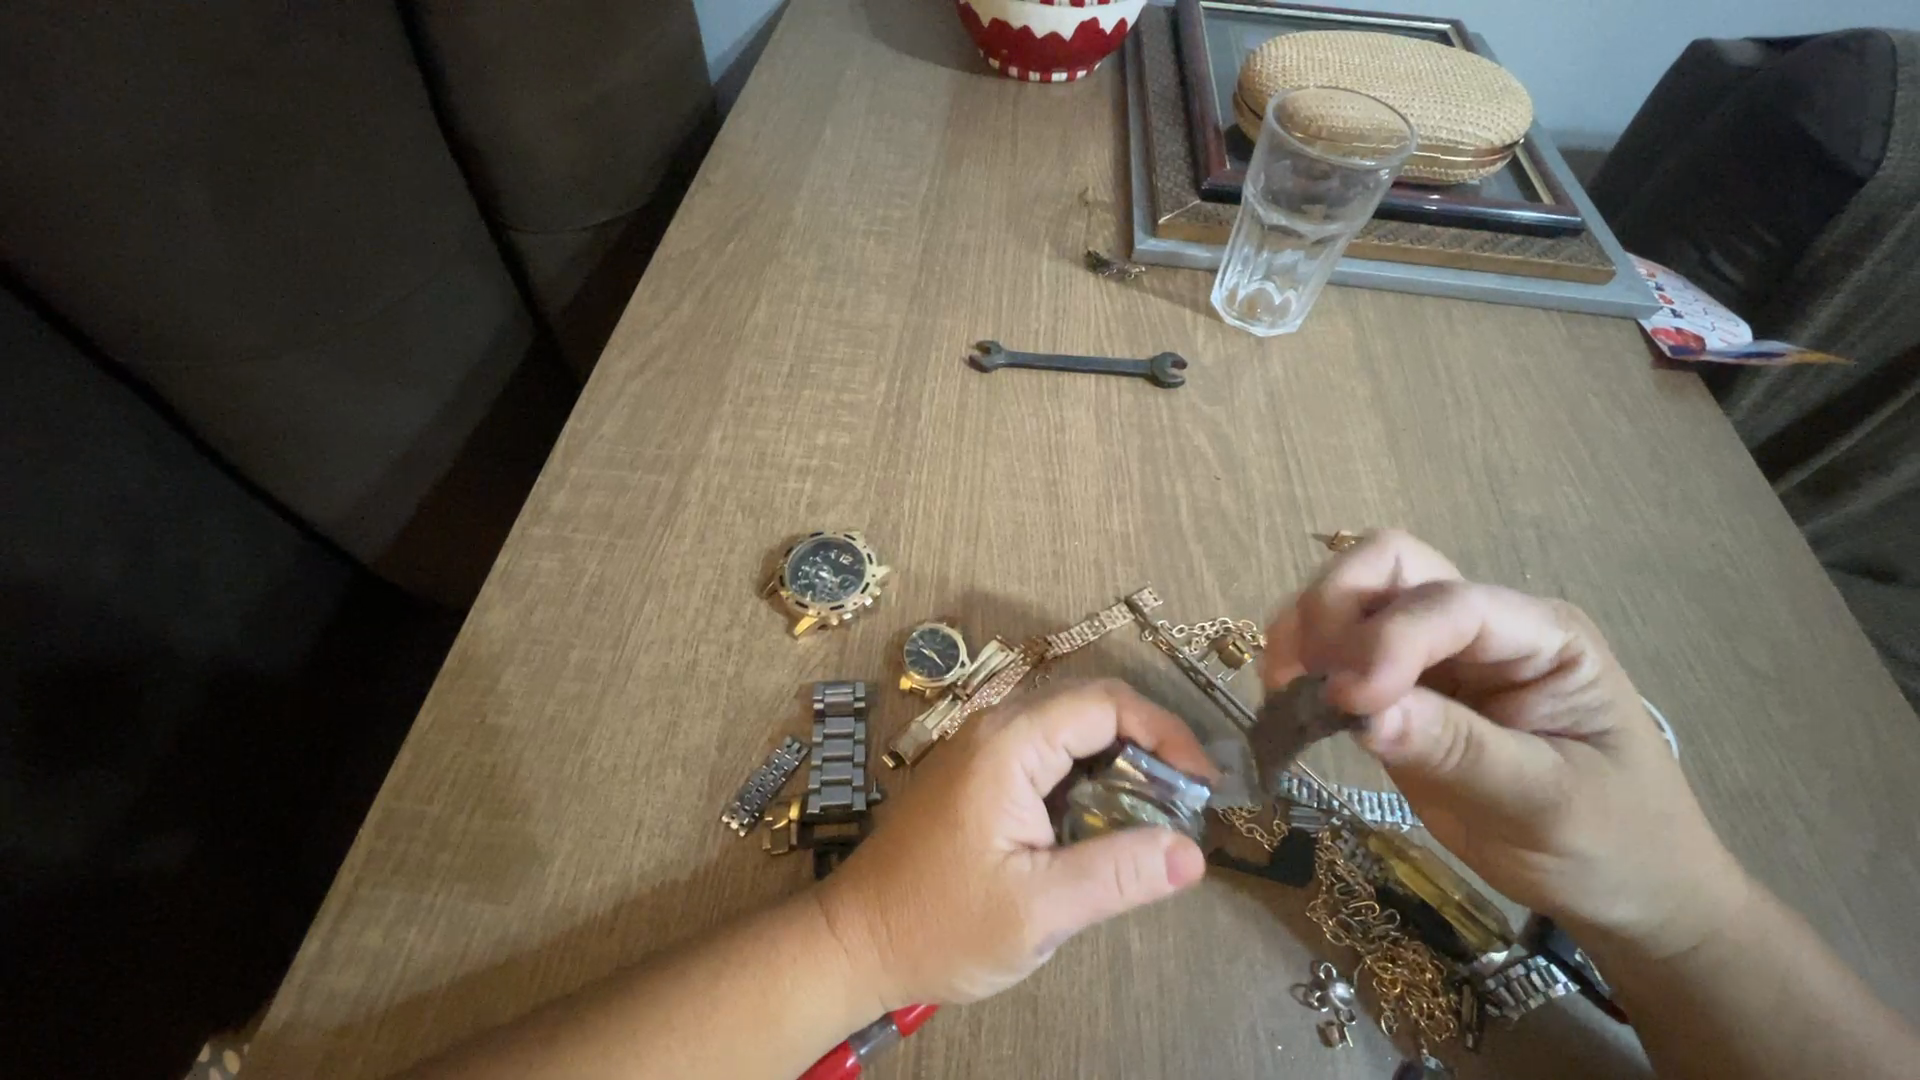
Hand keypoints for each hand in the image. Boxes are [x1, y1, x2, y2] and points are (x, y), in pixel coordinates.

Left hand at [815, 679, 1210, 1007]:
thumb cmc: (938, 925)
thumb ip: (1117, 874)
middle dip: (1149, 746)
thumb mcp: (1036, 910)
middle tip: (1187, 802)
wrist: (856, 941)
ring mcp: (983, 750)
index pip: (1105, 704)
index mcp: (1008, 744)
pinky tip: (1106, 827)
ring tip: (1158, 818)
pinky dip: (1088, 782)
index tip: (1203, 783)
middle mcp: (995, 730)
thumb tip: (1193, 852)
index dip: (1165, 732)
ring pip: (1070, 734)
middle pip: (1090, 709)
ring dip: (1120, 766)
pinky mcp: (980, 776)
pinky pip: (1047, 759)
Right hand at [1263, 530, 1746, 957]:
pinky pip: (1332, 650)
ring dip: (1304, 629)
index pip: (1448, 605)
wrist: (1622, 891)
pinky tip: (1287, 700)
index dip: (1387, 640)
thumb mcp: (1548, 803)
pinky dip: (1298, 661)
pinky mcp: (1393, 687)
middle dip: (1331, 604)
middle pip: (1387, 564)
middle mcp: (1479, 625)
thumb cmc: (1614, 844)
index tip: (1346, 702)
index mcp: (1540, 635)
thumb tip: (1361, 713)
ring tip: (1284, 689)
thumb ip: (1457, 749)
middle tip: (1301, 673)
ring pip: (1348, 596)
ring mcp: (1432, 653)